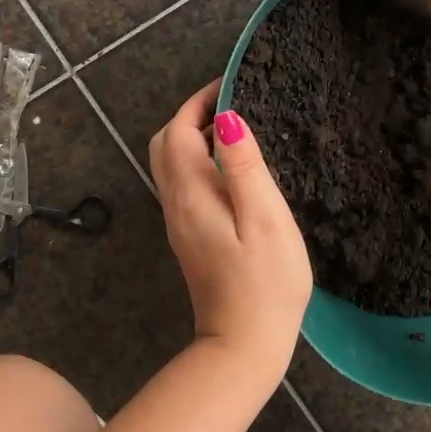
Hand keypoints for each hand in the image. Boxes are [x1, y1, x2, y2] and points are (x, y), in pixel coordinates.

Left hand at [149, 82, 311, 380]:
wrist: (244, 347)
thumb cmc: (265, 283)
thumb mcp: (265, 219)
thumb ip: (245, 167)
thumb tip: (228, 118)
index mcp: (192, 195)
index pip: (176, 132)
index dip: (197, 102)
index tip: (230, 83)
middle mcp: (177, 205)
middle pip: (165, 145)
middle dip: (191, 115)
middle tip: (233, 102)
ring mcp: (181, 224)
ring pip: (173, 165)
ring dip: (197, 137)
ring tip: (239, 128)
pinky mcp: (192, 238)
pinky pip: (186, 184)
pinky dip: (202, 161)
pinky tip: (236, 167)